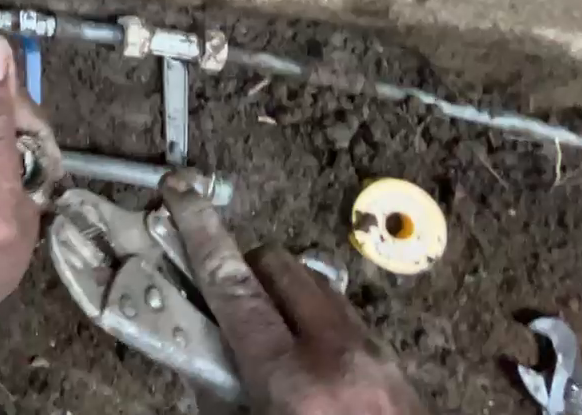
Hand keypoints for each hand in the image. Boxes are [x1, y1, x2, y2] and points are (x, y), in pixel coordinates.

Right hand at [161, 171, 428, 414]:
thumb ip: (215, 393)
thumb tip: (194, 348)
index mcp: (293, 381)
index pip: (232, 281)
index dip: (198, 228)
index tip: (177, 188)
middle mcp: (340, 356)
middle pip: (276, 265)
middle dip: (245, 268)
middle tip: (227, 301)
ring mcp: (380, 361)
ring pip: (316, 286)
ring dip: (284, 294)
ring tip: (273, 336)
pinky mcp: (405, 372)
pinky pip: (348, 319)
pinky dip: (319, 324)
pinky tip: (316, 366)